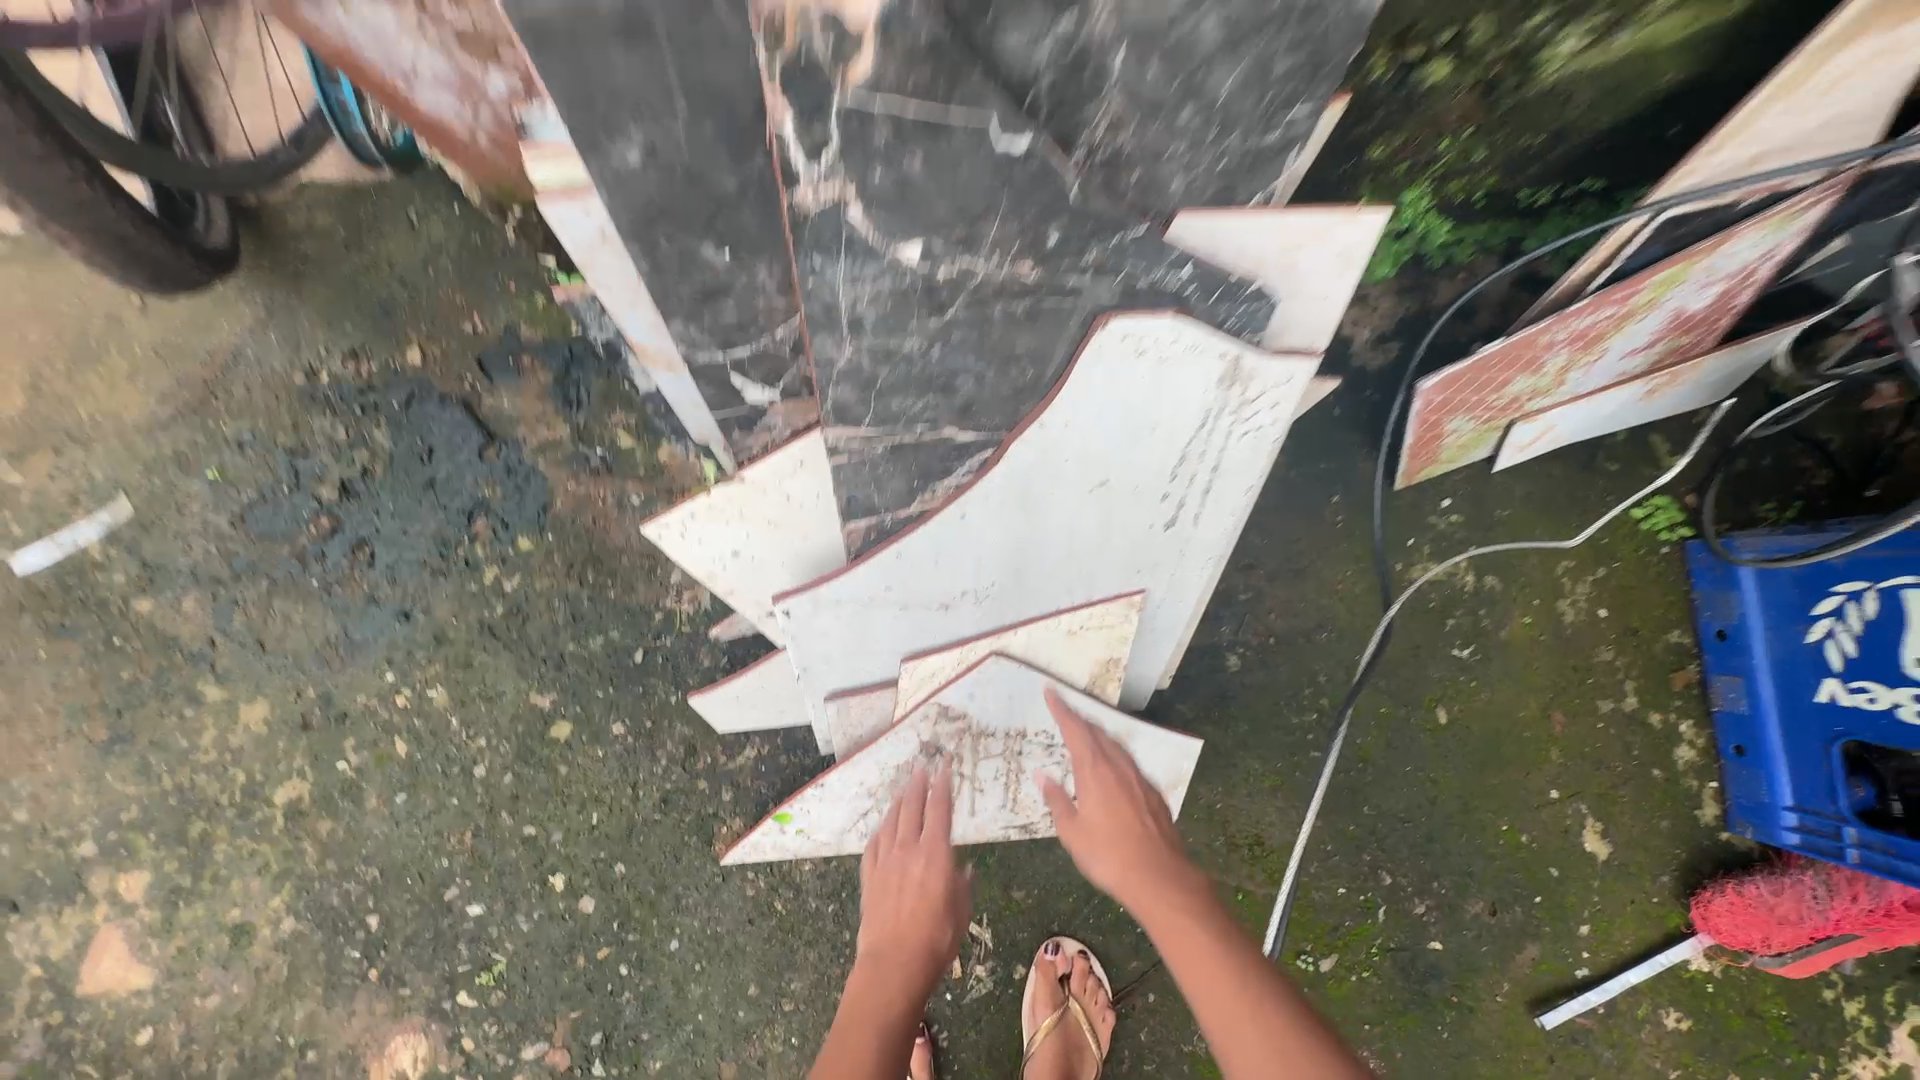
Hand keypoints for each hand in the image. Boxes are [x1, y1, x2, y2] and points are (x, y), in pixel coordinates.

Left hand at [855, 764, 971, 997]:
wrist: (893, 963)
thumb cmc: (936, 940)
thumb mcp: (961, 912)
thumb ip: (962, 885)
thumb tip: (963, 868)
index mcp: (936, 854)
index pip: (940, 809)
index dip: (943, 785)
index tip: (944, 767)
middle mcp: (909, 849)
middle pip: (912, 807)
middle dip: (918, 784)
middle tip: (921, 768)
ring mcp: (885, 861)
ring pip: (891, 821)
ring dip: (898, 802)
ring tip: (903, 790)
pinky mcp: (869, 876)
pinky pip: (874, 844)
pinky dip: (881, 830)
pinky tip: (883, 827)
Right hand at [1037, 689, 1204, 913]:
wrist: (1160, 876)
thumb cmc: (1108, 856)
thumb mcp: (1072, 832)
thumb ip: (1057, 800)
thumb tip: (1041, 774)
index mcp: (1094, 770)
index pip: (1075, 729)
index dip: (1062, 709)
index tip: (1051, 691)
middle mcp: (1117, 766)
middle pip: (1096, 732)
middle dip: (1079, 719)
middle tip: (1065, 711)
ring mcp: (1138, 777)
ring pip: (1115, 745)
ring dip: (1098, 735)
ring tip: (1087, 734)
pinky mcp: (1153, 792)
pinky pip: (1128, 762)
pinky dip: (1114, 754)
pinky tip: (1113, 766)